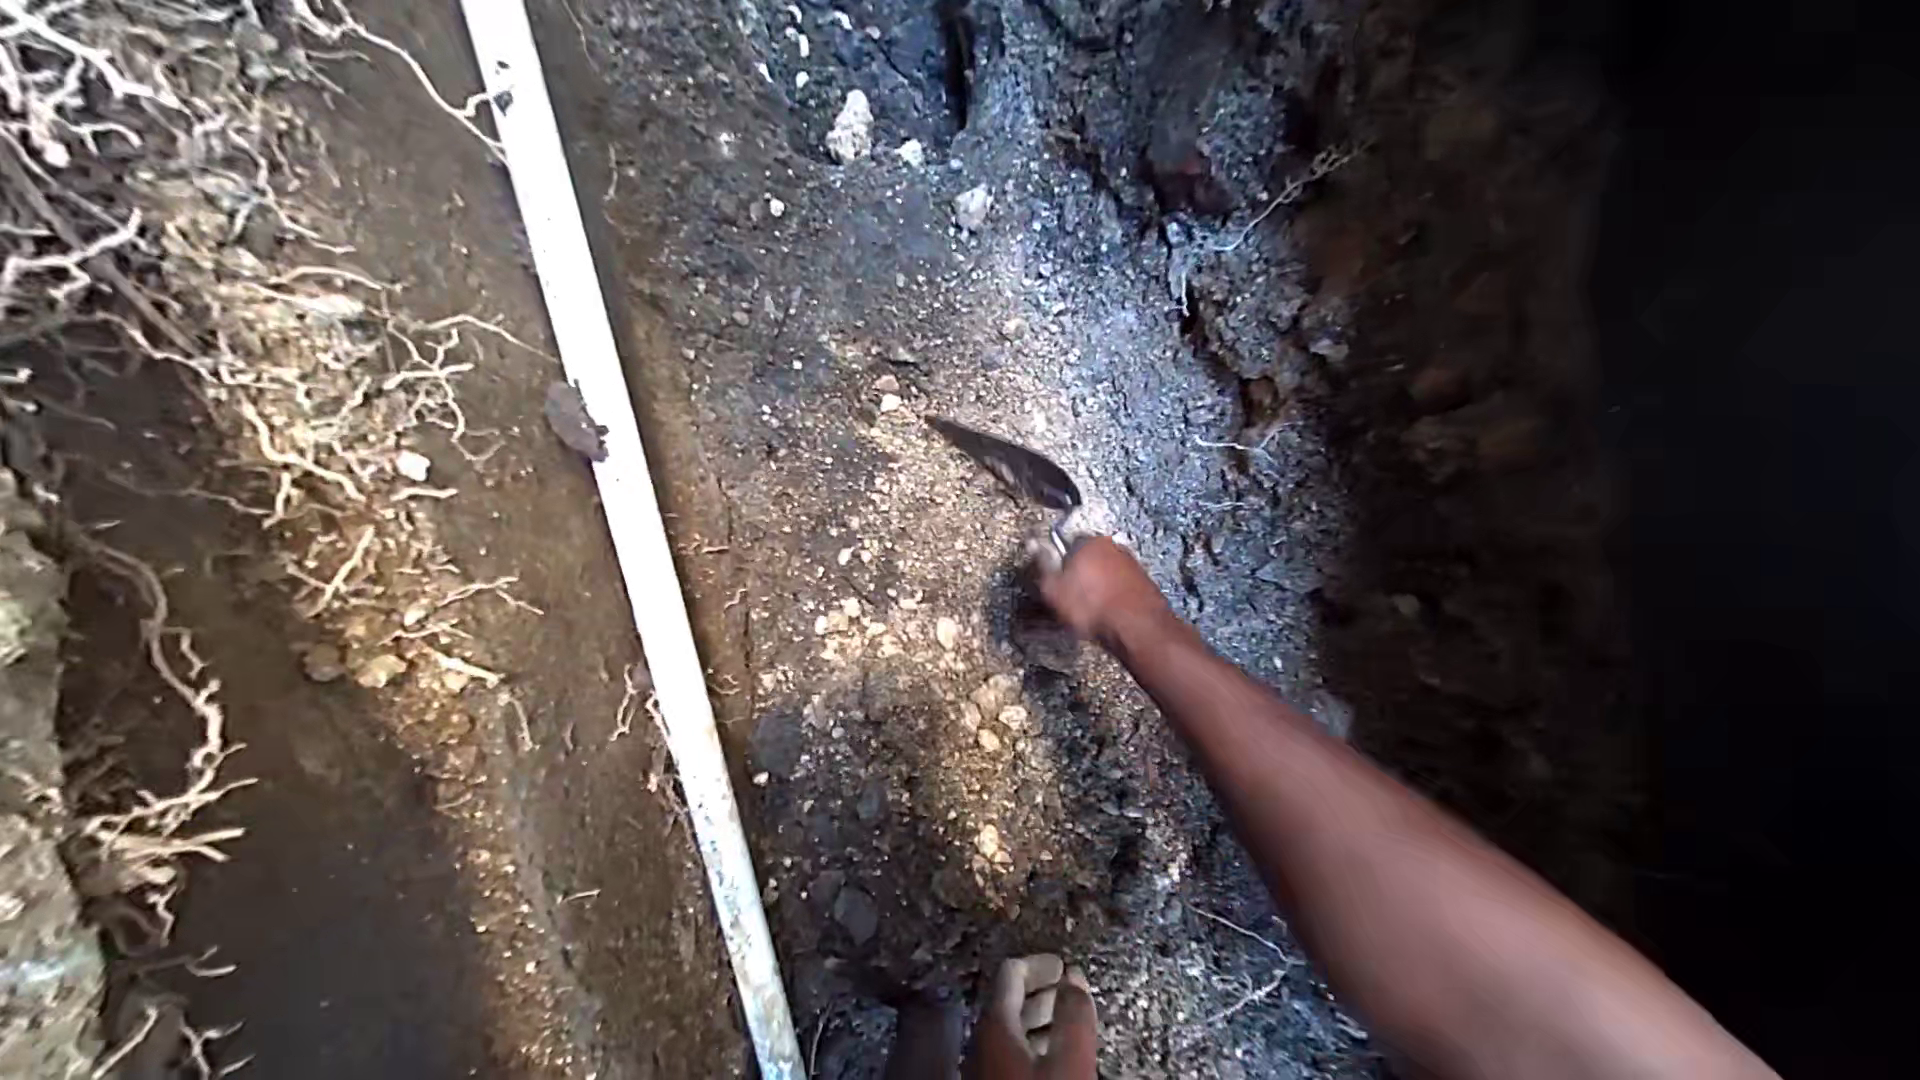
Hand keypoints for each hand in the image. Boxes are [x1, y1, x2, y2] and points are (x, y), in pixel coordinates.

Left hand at [964, 955, 1097, 1079]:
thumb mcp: (1069, 1061)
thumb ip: (1073, 1016)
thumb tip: (1074, 975)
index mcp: (993, 1023)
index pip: (1010, 972)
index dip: (1039, 963)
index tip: (1065, 966)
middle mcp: (979, 1039)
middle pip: (1008, 1000)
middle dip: (1041, 991)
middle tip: (1069, 991)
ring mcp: (981, 1065)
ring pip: (1009, 1029)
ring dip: (1038, 1019)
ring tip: (1067, 1025)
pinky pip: (1008, 1052)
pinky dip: (1031, 1042)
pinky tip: (1051, 1057)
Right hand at [1032, 536, 1167, 642]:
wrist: (1136, 627)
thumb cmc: (1093, 607)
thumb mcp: (1053, 589)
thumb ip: (1041, 566)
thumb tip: (1034, 548)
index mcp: (1089, 542)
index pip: (1065, 544)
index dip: (1056, 566)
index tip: (1053, 583)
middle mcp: (1113, 547)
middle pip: (1087, 559)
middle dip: (1078, 576)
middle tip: (1069, 601)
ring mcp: (1131, 565)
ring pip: (1104, 575)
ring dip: (1096, 589)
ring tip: (1088, 613)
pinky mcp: (1144, 584)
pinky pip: (1119, 589)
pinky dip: (1111, 599)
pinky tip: (1106, 616)